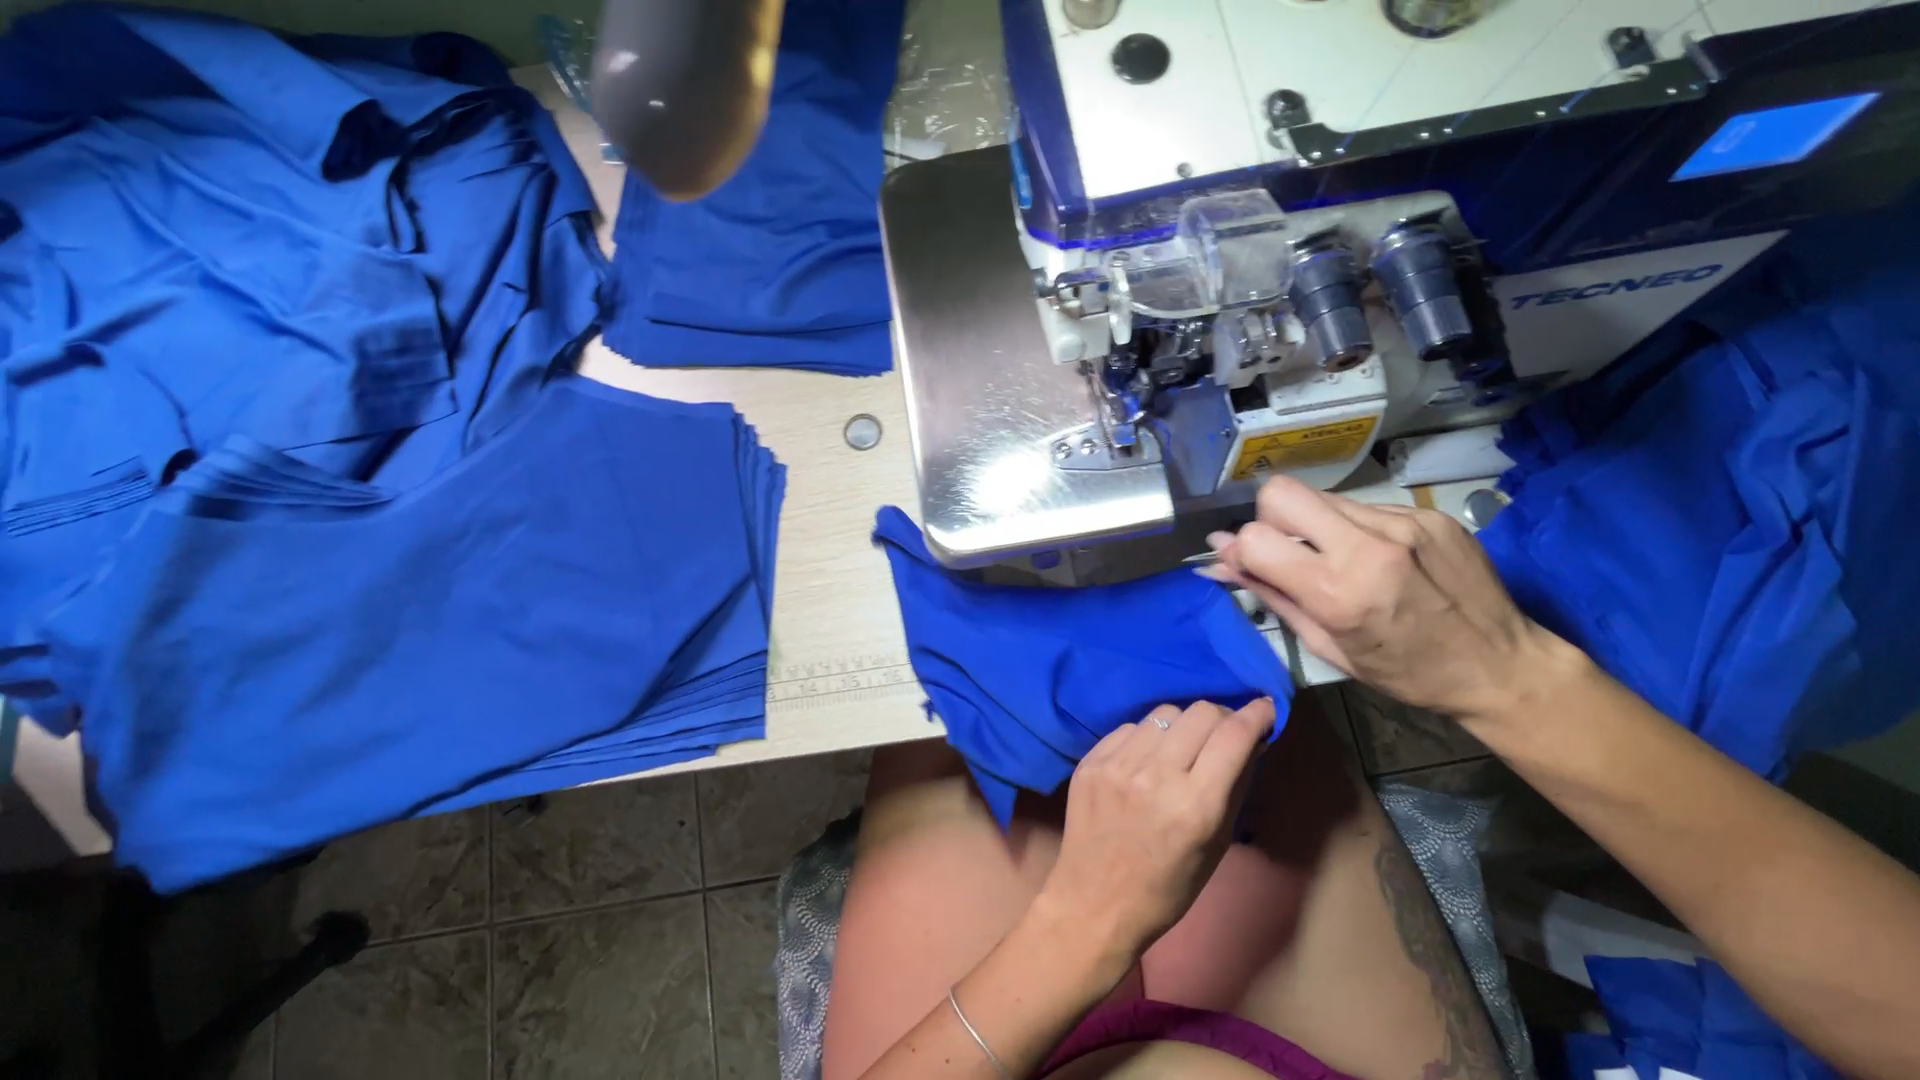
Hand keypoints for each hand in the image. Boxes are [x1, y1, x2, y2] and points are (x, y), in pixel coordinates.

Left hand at [1039, 699, 1275, 959]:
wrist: (1095, 903)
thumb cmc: (1167, 887)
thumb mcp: (1217, 844)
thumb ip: (1235, 787)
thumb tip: (1252, 741)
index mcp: (1195, 804)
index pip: (1234, 735)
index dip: (1257, 714)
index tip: (1266, 708)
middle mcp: (1156, 776)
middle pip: (1201, 713)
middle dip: (1222, 718)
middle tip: (1225, 734)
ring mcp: (1118, 765)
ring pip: (1165, 713)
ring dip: (1183, 726)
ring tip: (1182, 749)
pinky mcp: (1091, 762)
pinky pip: (1131, 728)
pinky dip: (1147, 738)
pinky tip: (1147, 761)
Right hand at [1206, 475, 1571, 721]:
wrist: (1502, 665)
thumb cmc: (1407, 674)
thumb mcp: (1327, 647)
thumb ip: (1271, 596)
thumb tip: (1219, 560)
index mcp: (1339, 591)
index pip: (1255, 537)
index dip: (1243, 550)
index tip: (1250, 566)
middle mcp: (1368, 546)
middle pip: (1281, 493)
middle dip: (1270, 520)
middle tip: (1289, 552)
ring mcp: (1403, 523)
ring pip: (1323, 497)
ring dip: (1315, 524)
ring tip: (1339, 560)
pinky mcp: (1428, 513)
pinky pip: (1365, 507)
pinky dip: (1355, 528)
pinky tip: (1379, 559)